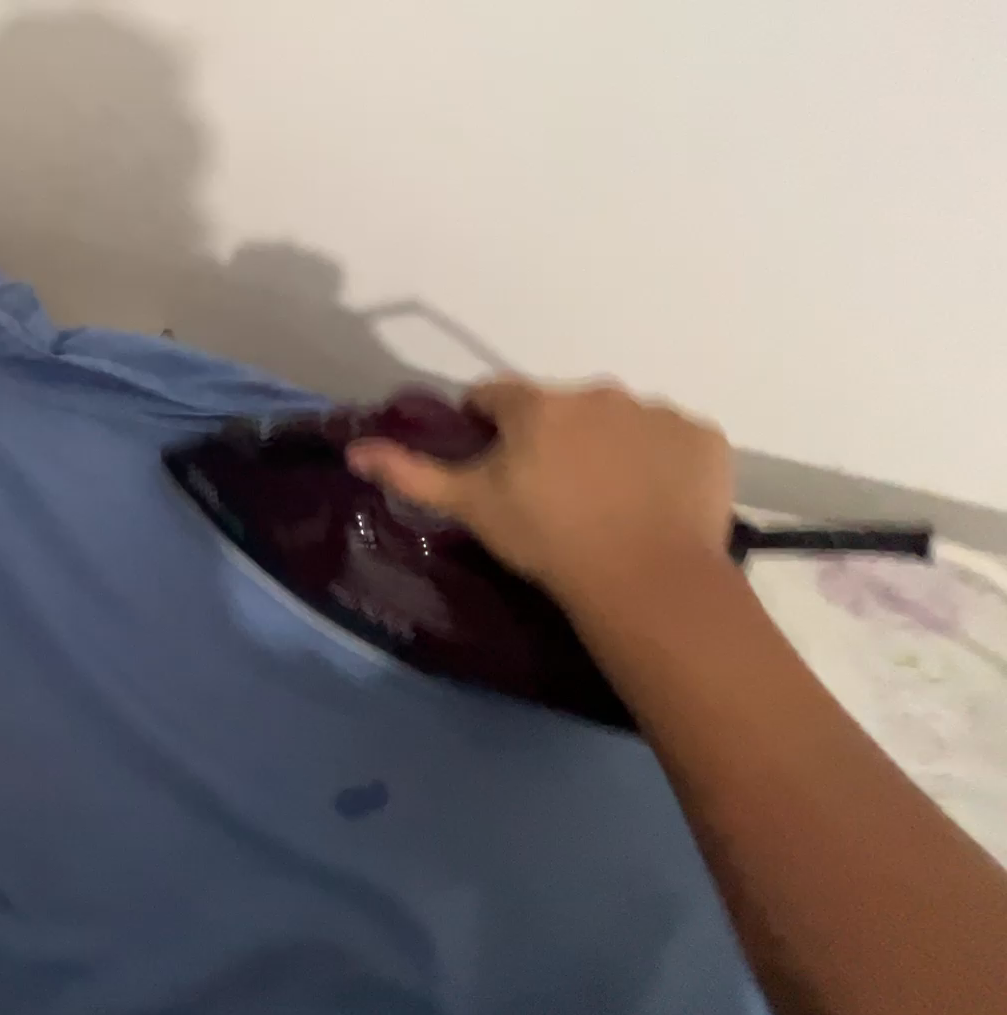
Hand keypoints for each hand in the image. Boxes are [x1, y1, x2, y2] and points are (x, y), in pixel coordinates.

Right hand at [346, 378, 734, 602]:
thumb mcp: (467, 505)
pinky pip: (665, 439)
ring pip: (612, 421)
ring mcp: (657, 412)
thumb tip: (354, 450)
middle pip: (554, 407)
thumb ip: (410, 472)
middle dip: (543, 436)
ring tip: (597, 500)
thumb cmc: (542, 536)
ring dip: (599, 445)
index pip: (491, 395)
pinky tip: (643, 499)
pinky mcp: (703, 437)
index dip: (480, 426)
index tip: (486, 464)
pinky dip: (651, 459)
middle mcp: (598, 392)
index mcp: (536, 404)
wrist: (644, 578)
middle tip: (541, 491)